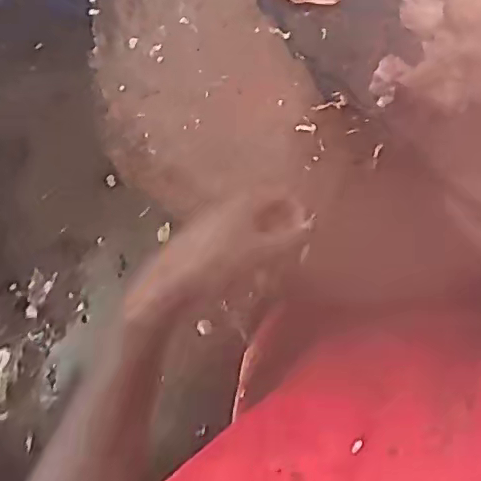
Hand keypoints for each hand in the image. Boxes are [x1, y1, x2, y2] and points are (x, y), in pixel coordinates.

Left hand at [124, 193, 312, 329]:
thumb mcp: (263, 253)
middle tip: (293, 252)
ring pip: (249, 227)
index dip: (297, 209)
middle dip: (282, 229)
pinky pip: (234, 242)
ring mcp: (212, 222)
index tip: (307, 232)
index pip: (280, 193)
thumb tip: (313, 223)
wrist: (168, 288)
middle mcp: (228, 205)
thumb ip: (291, 238)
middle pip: (265, 210)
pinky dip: (247, 255)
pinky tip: (247, 278)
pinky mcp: (201, 242)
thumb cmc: (219, 265)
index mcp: (245, 200)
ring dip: (266, 245)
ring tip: (273, 270)